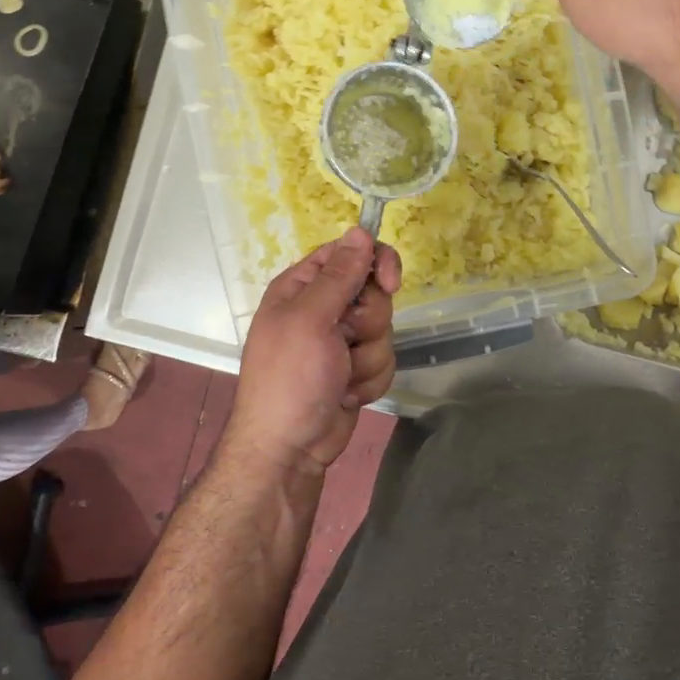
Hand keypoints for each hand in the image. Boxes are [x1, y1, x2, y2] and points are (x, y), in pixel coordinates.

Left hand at [223, 227, 402, 475]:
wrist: (290, 448)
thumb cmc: (290, 379)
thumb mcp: (311, 320)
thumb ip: (340, 275)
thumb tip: (360, 230)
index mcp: (301, 287)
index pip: (349, 254)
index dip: (375, 263)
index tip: (389, 283)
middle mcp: (321, 309)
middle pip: (375, 294)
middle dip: (369, 322)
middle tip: (345, 340)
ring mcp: (339, 342)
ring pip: (383, 331)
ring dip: (368, 358)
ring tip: (340, 377)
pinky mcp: (355, 370)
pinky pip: (383, 361)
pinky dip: (369, 380)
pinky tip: (346, 395)